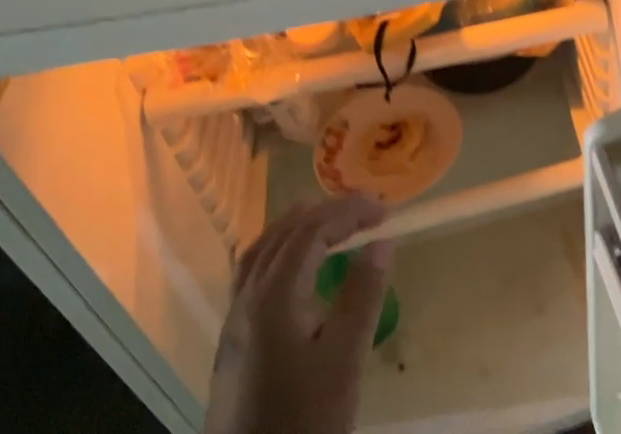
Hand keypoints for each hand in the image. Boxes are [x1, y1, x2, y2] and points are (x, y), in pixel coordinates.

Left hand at [206, 194, 394, 433]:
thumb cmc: (306, 417)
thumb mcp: (344, 360)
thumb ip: (362, 296)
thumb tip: (382, 243)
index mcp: (273, 298)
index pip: (311, 233)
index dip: (348, 212)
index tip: (387, 209)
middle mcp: (246, 301)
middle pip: (282, 236)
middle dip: (325, 212)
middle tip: (367, 209)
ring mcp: (234, 322)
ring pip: (260, 253)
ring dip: (296, 227)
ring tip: (327, 218)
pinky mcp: (233, 342)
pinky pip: (252, 274)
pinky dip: (278, 251)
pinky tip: (295, 265)